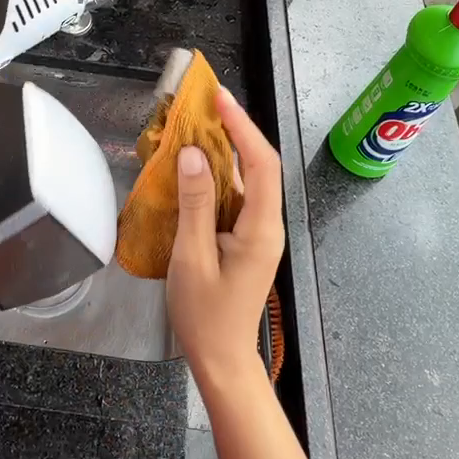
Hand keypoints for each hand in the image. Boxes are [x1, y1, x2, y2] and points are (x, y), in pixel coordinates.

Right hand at [167, 87, 284, 383]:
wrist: (221, 359)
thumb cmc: (205, 315)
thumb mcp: (192, 258)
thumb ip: (195, 203)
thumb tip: (192, 153)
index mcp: (261, 228)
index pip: (262, 163)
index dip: (243, 127)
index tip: (219, 99)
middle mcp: (266, 224)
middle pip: (259, 165)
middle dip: (235, 129)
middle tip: (205, 102)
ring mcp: (258, 231)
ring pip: (246, 178)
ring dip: (225, 149)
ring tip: (197, 123)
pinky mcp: (245, 238)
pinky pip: (236, 195)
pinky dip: (217, 173)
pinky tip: (195, 164)